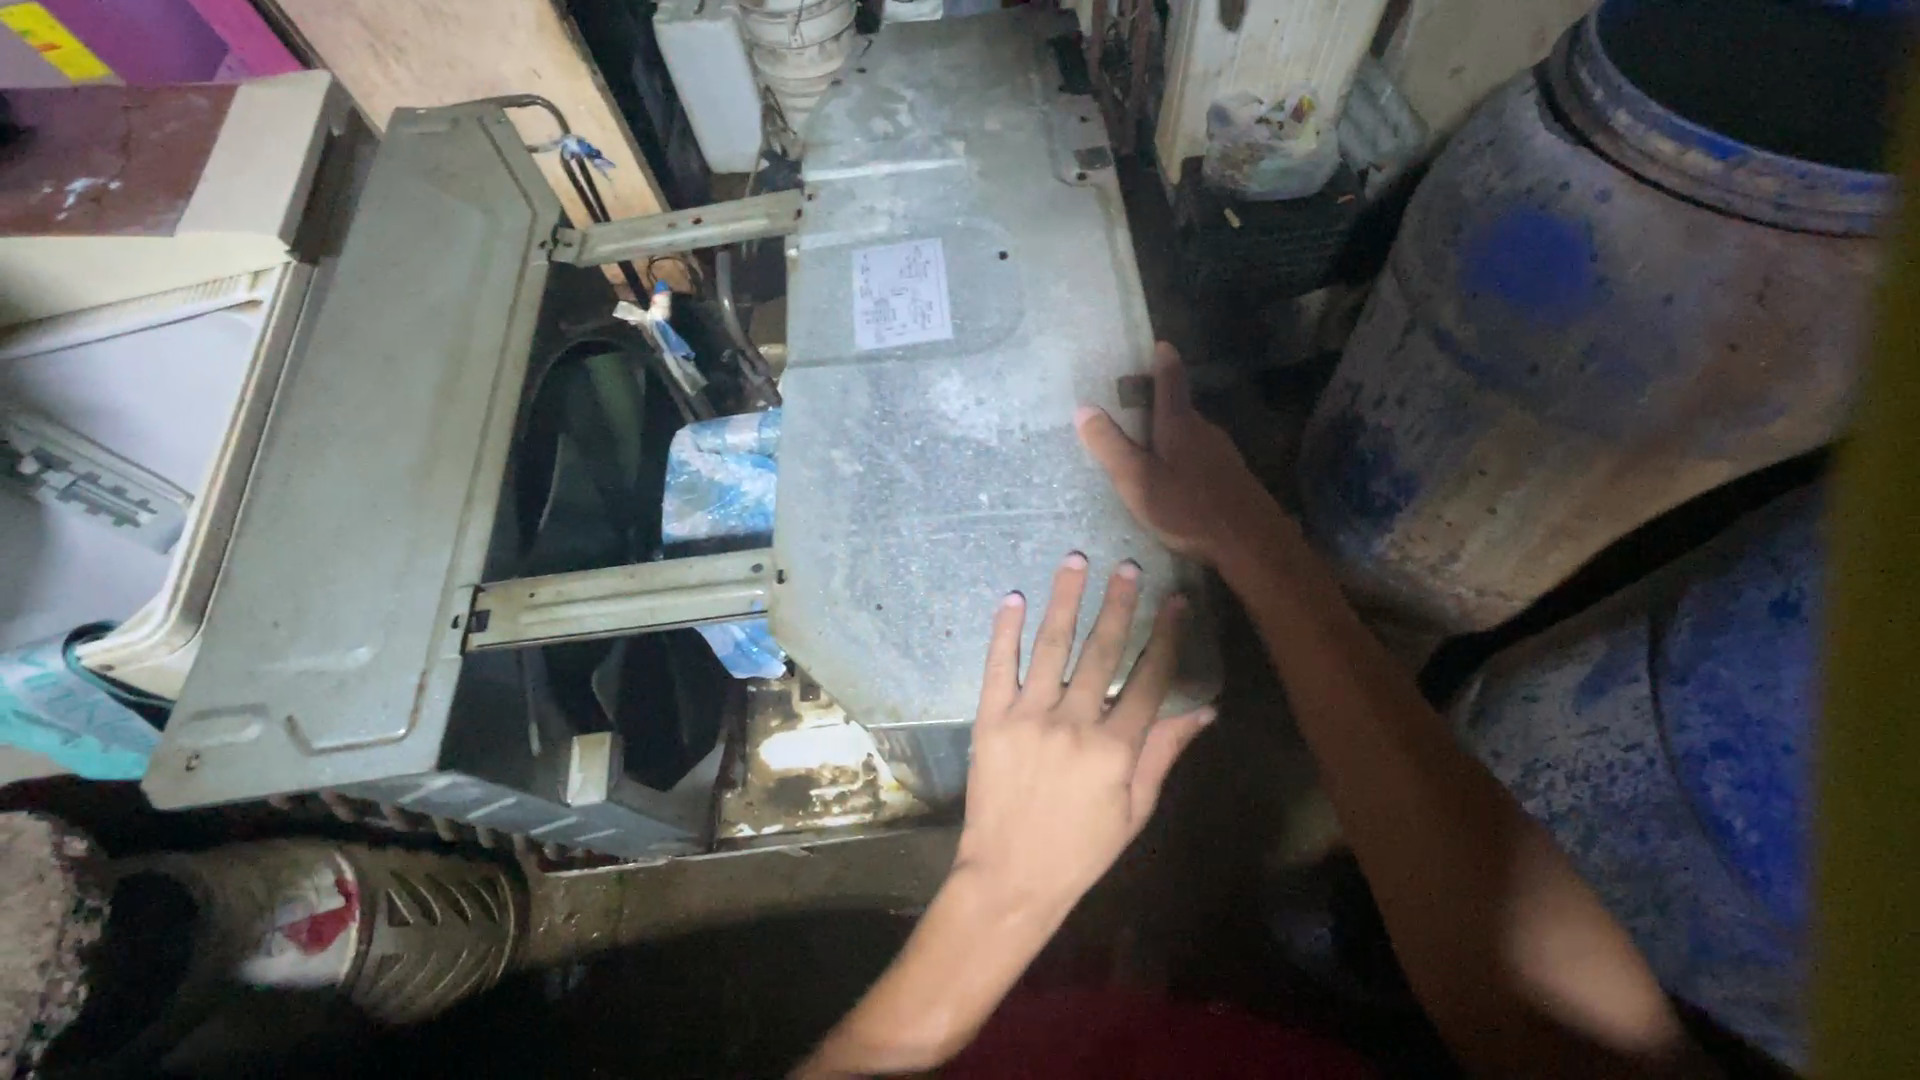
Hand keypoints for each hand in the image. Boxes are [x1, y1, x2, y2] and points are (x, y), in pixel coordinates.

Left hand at [953, 553, 1214, 922]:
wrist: (1011, 877)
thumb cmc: (1081, 849)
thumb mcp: (1135, 809)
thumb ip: (1164, 752)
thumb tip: (1205, 708)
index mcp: (1116, 748)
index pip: (1149, 679)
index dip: (1166, 636)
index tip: (1175, 600)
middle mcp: (1074, 723)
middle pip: (1101, 652)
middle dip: (1118, 605)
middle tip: (1128, 567)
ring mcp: (1028, 718)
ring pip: (1051, 647)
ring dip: (1065, 600)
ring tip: (1076, 562)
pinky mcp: (990, 720)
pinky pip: (998, 667)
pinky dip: (1005, 631)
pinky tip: (1014, 598)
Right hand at [1076, 341, 1287, 565]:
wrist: (1249, 542)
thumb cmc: (1187, 508)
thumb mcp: (1137, 479)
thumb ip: (1110, 446)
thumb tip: (1083, 408)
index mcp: (1179, 425)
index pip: (1170, 382)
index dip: (1163, 362)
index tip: (1161, 344)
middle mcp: (1204, 431)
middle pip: (1180, 410)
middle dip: (1159, 405)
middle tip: (1134, 405)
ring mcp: (1222, 455)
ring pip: (1191, 436)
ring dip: (1172, 436)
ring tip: (1149, 446)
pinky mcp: (1232, 479)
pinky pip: (1201, 459)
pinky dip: (1185, 459)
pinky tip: (1176, 480)